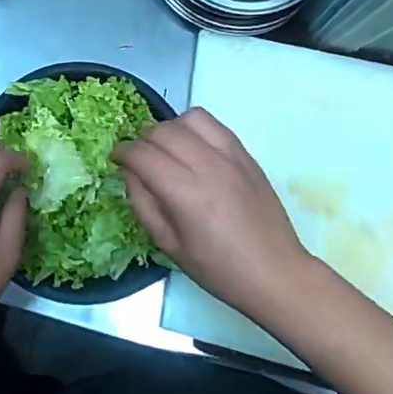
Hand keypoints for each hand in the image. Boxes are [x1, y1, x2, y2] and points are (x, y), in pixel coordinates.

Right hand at [113, 108, 314, 318]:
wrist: (276, 273)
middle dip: (141, 141)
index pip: (142, 155)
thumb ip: (142, 203)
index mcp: (186, 194)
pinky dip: (193, 127)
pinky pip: (213, 123)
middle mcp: (208, 167)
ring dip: (168, 129)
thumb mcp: (168, 245)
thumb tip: (129, 172)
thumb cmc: (218, 269)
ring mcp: (231, 157)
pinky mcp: (246, 155)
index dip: (122, 153)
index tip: (116, 159)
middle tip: (140, 159)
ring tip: (167, 149)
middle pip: (161, 132)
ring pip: (186, 119)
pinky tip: (192, 146)